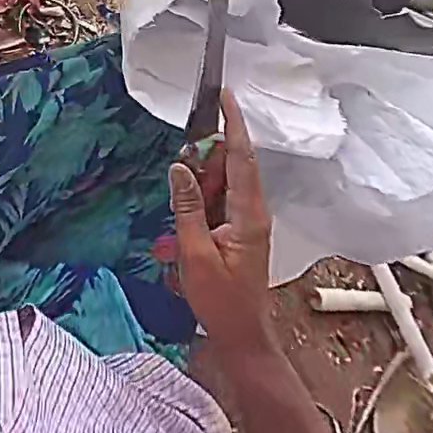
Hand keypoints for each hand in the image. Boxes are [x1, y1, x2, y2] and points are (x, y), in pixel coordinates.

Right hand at [168, 90, 273, 349]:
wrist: (243, 335)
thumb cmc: (220, 300)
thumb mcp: (196, 253)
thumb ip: (187, 207)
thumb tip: (179, 167)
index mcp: (248, 213)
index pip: (242, 158)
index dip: (234, 124)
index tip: (226, 96)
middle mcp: (253, 210)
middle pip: (233, 164)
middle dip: (209, 150)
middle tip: (184, 145)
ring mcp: (248, 219)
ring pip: (225, 180)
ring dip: (203, 173)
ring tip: (182, 176)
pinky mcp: (239, 228)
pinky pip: (221, 197)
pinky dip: (204, 190)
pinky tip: (187, 197)